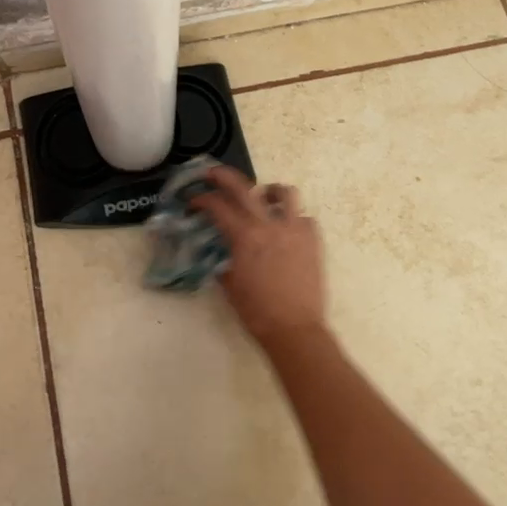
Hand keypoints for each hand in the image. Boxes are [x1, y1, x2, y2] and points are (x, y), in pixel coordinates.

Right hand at [194, 167, 327, 347]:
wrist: (295, 330)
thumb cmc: (256, 312)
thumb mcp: (229, 283)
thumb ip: (222, 259)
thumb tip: (218, 248)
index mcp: (244, 236)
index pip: (217, 205)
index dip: (201, 199)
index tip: (193, 201)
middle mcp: (268, 225)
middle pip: (243, 186)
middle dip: (223, 176)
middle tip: (212, 175)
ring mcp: (294, 229)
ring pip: (284, 192)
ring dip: (269, 191)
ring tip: (263, 199)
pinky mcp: (313, 240)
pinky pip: (304, 217)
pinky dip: (294, 219)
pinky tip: (286, 230)